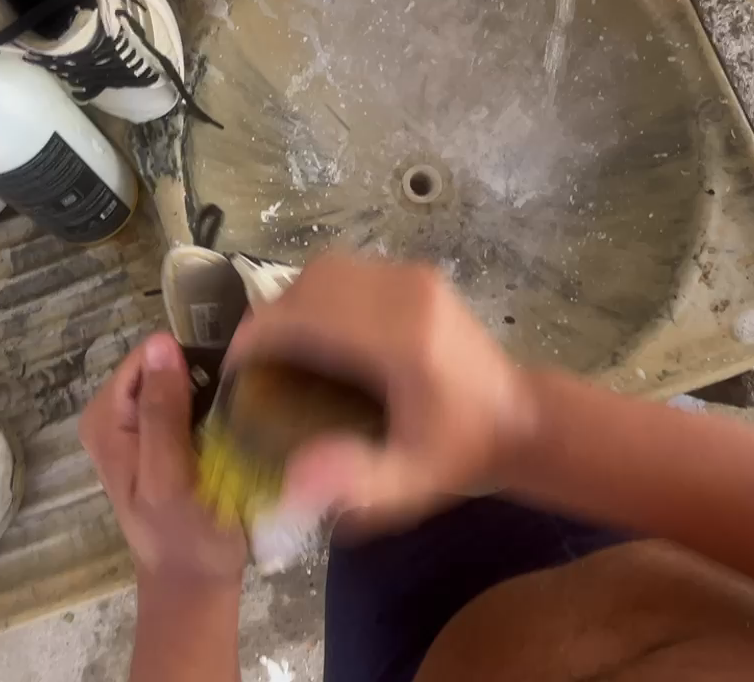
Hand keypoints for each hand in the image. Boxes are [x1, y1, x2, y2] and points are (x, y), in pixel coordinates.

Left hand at [80, 333, 246, 591]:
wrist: (196, 582)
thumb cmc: (184, 536)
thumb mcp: (171, 474)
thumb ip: (163, 412)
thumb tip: (162, 344)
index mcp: (104, 419)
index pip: (148, 356)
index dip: (187, 363)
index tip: (223, 387)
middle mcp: (115, 413)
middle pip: (163, 363)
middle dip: (200, 375)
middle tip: (233, 407)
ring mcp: (138, 424)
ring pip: (179, 378)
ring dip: (210, 389)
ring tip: (237, 413)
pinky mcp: (162, 434)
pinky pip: (188, 397)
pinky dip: (211, 404)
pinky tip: (232, 423)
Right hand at [225, 253, 533, 531]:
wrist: (519, 417)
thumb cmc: (459, 453)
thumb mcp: (411, 484)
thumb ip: (352, 482)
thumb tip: (289, 481)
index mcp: (402, 339)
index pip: (308, 315)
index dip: (259, 335)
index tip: (235, 369)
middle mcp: (406, 292)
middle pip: (312, 283)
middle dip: (270, 317)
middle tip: (254, 362)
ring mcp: (412, 275)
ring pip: (326, 270)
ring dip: (292, 303)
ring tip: (280, 347)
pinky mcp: (415, 274)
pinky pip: (348, 271)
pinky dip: (318, 295)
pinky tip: (317, 333)